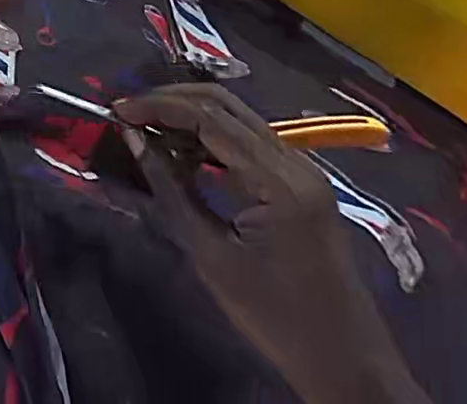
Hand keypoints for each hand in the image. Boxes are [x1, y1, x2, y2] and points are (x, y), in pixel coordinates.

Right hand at [114, 85, 428, 403]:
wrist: (349, 365)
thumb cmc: (275, 318)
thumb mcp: (210, 254)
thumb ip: (170, 188)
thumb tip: (133, 138)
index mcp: (278, 181)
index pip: (208, 118)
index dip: (157, 106)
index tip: (117, 110)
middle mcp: (295, 162)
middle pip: (223, 104)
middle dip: (170, 100)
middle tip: (128, 113)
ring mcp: (302, 169)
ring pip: (235, 115)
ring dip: (187, 114)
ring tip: (145, 128)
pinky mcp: (299, 180)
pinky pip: (246, 138)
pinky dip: (208, 134)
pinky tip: (180, 149)